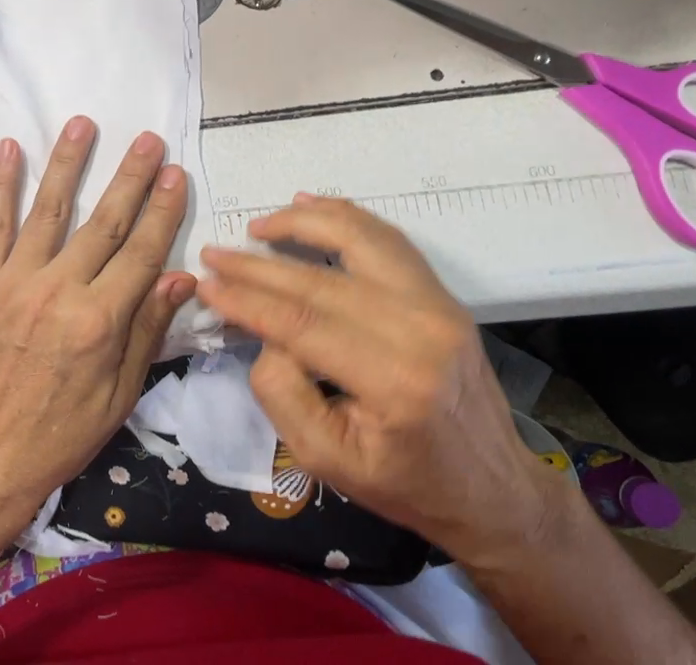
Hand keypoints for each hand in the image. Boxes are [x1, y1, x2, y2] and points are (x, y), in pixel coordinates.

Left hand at [0, 116, 196, 529]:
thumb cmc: (60, 433)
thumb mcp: (119, 395)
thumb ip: (148, 331)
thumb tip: (183, 277)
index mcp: (101, 322)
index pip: (143, 253)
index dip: (164, 210)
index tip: (176, 174)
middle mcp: (60, 291)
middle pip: (104, 223)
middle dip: (130, 178)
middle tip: (147, 139)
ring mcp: (16, 281)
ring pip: (49, 210)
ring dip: (68, 164)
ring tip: (84, 123)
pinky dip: (1, 184)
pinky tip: (11, 148)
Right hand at [197, 196, 562, 569]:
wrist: (490, 489)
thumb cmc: (403, 483)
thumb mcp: (324, 458)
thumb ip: (282, 391)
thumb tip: (265, 333)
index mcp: (392, 381)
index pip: (300, 322)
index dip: (246, 299)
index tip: (204, 283)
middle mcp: (421, 331)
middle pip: (322, 279)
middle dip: (258, 264)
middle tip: (213, 253)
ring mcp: (438, 306)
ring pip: (361, 240)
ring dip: (303, 222)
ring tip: (258, 225)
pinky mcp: (442, 297)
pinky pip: (389, 241)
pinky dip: (346, 217)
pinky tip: (310, 205)